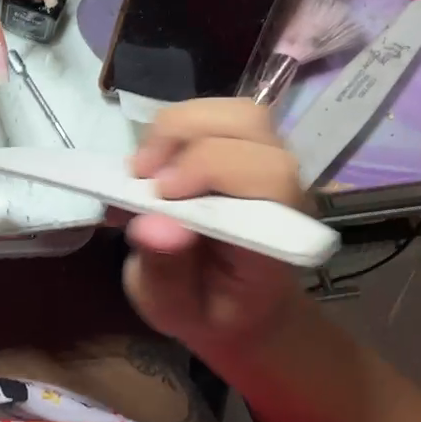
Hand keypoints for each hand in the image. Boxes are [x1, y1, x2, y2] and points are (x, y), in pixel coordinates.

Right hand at [120, 101, 307, 354]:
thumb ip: (165, 272)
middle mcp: (281, 188)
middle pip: (249, 124)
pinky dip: (171, 129)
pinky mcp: (240, 150)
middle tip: (139, 175)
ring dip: (175, 127)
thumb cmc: (205, 307)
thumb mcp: (174, 309)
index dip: (210, 167)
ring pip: (232, 112)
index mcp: (276, 234)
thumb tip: (152, 224)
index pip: (267, 175)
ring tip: (141, 168)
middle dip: (185, 136)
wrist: (233, 304)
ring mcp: (264, 162)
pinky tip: (150, 164)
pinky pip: (212, 116)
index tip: (158, 193)